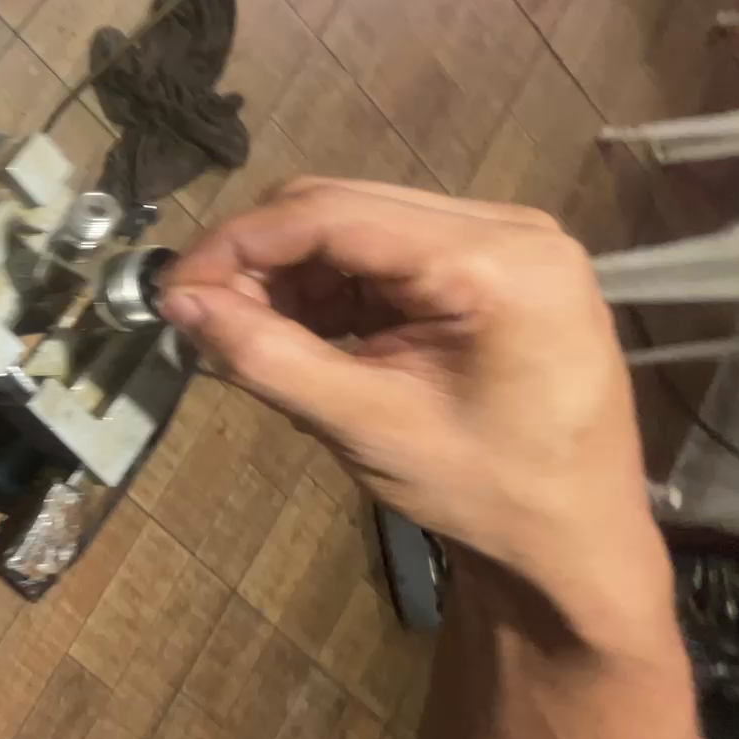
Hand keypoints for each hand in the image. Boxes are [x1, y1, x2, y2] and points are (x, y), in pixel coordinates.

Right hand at [157, 178, 665, 625]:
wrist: (566, 531)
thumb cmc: (482, 486)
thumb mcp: (359, 423)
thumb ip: (262, 355)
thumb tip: (176, 302)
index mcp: (492, 260)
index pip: (327, 214)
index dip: (234, 245)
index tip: (172, 292)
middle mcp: (495, 227)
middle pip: (328, 206)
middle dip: (250, 258)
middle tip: (203, 316)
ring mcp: (482, 241)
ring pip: (333, 224)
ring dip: (274, 274)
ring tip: (249, 334)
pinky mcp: (463, 263)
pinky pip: (354, 252)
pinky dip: (305, 287)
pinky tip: (292, 332)